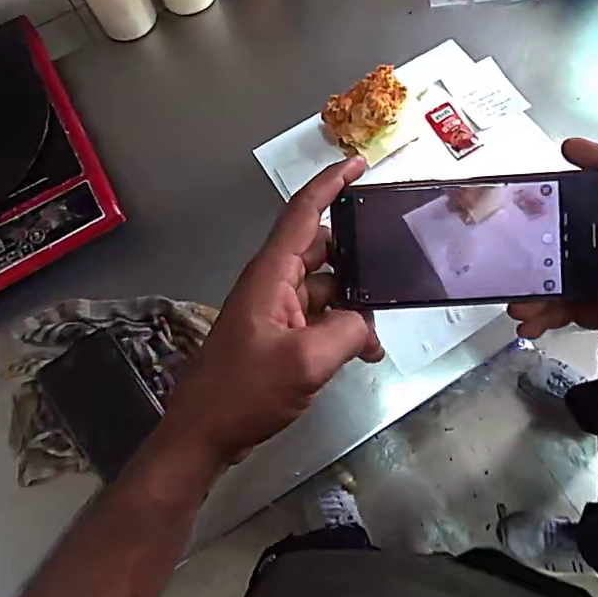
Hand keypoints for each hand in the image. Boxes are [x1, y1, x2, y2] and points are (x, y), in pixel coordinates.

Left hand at [158, 157, 383, 468]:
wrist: (204, 433)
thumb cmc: (245, 392)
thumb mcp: (306, 361)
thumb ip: (347, 332)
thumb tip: (366, 325)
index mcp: (272, 274)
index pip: (304, 213)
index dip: (331, 183)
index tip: (358, 164)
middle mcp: (273, 283)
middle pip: (322, 249)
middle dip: (357, 255)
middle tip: (393, 264)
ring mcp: (275, 310)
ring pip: (326, 287)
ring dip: (354, 303)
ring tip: (379, 329)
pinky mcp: (278, 335)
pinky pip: (318, 317)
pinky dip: (342, 328)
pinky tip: (363, 352)